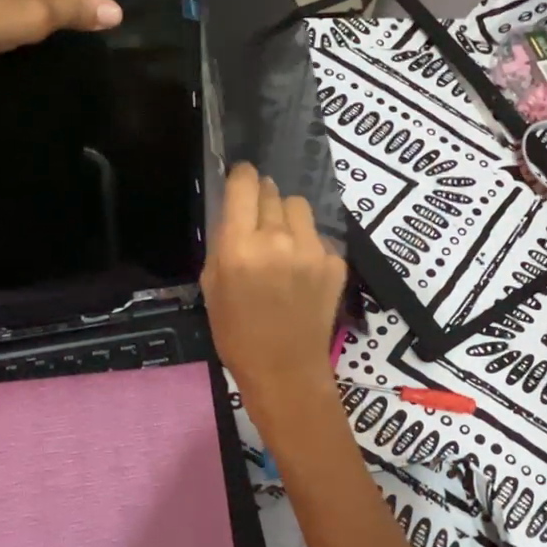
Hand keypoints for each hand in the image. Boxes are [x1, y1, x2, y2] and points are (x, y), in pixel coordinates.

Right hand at [203, 165, 347, 409]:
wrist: (285, 369)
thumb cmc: (237, 334)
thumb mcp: (212, 286)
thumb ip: (223, 243)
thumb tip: (234, 210)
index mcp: (239, 246)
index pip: (244, 184)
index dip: (242, 177)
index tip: (242, 179)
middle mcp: (277, 240)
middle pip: (272, 192)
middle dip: (264, 200)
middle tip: (260, 223)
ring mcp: (311, 250)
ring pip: (299, 207)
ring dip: (288, 217)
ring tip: (283, 244)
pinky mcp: (335, 263)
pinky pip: (318, 236)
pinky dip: (308, 245)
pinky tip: (302, 272)